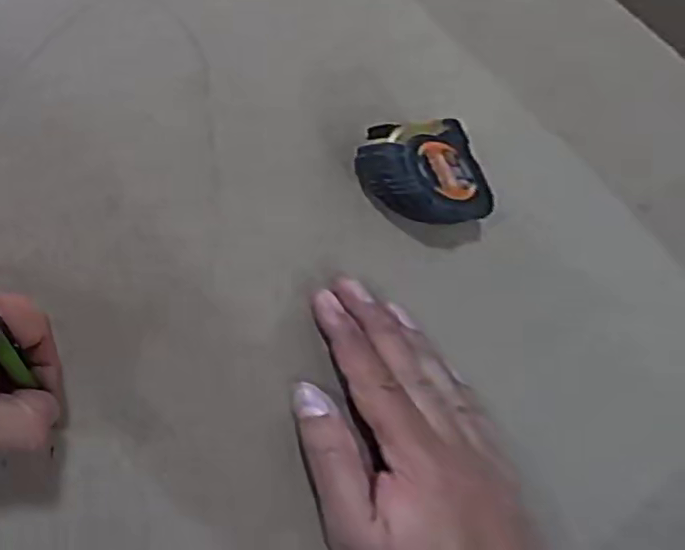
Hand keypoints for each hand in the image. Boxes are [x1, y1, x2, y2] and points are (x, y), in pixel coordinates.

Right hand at [295, 277, 539, 549]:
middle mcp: (459, 452)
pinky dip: (452, 379)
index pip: (372, 378)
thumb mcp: (354, 526)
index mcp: (420, 458)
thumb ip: (331, 458)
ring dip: (413, 342)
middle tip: (350, 283)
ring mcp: (488, 466)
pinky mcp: (503, 482)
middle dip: (376, 323)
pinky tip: (442, 365)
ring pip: (445, 387)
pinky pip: (475, 414)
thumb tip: (306, 390)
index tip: (321, 296)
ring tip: (390, 307)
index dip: (345, 333)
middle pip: (410, 373)